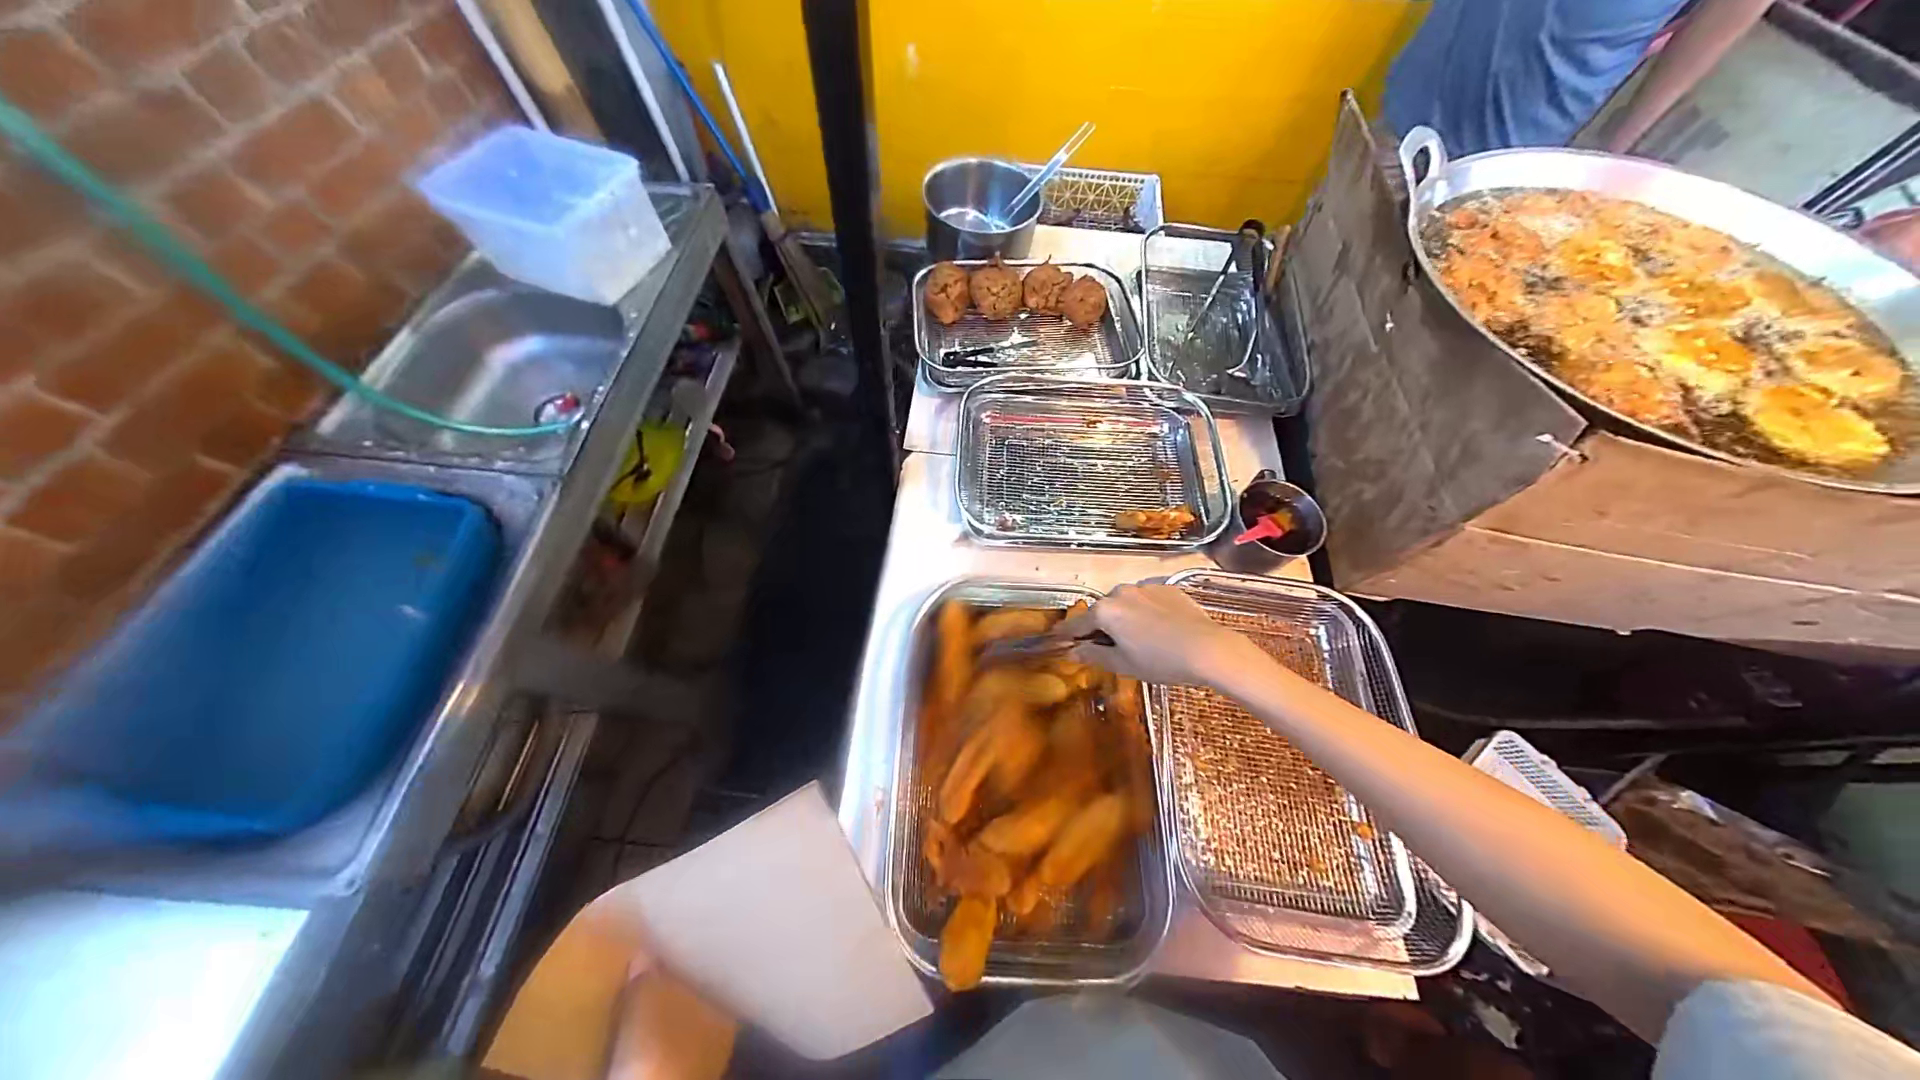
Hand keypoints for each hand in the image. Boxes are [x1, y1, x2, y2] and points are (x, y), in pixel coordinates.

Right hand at [1062, 583, 1276, 688]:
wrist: (1208, 649)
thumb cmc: (1160, 661)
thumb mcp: (1123, 664)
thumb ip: (1093, 655)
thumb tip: (1073, 652)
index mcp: (1105, 611)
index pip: (1077, 624)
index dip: (1067, 635)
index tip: (1059, 640)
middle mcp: (1121, 592)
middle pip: (1102, 612)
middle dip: (1101, 628)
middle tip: (1110, 650)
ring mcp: (1146, 587)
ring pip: (1125, 604)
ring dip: (1125, 618)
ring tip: (1140, 641)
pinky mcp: (1168, 588)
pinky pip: (1148, 600)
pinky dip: (1147, 612)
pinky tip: (1161, 631)